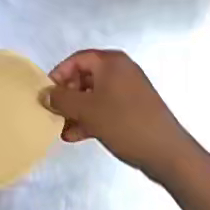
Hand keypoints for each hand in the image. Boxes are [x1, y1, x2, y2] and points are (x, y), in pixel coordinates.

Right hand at [44, 50, 201, 179]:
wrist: (164, 150)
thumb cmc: (124, 122)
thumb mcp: (88, 110)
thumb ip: (62, 99)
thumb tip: (45, 93)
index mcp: (111, 62)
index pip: (77, 59)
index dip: (59, 74)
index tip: (46, 94)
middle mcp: (120, 70)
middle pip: (85, 76)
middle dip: (67, 96)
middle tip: (53, 113)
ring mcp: (128, 89)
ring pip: (94, 95)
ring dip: (76, 110)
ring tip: (61, 129)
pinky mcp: (132, 108)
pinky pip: (105, 107)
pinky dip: (90, 118)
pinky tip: (76, 136)